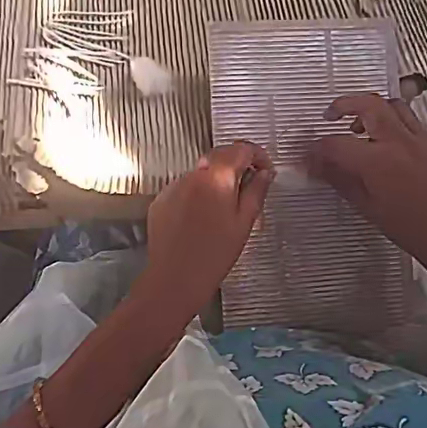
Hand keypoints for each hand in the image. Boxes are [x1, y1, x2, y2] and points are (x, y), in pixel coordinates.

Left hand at [142, 142, 274, 310]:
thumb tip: (265, 173)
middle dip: (237, 165)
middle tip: (251, 184)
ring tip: (225, 210)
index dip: (258, 155)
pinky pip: (184, 188)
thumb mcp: (244, 222)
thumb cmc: (213, 255)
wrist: (175, 278)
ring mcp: (173, 187)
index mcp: (216, 177)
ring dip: (216, 181)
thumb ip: (256, 191)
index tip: (265, 168)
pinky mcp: (161, 200)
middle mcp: (192, 176)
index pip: (241, 149)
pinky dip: (197, 195)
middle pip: (219, 156)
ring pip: (201, 173)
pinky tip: (202, 219)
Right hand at [310, 94, 426, 275]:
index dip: (317, 148)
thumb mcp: (366, 206)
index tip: (309, 154)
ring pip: (392, 105)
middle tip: (330, 116)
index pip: (337, 144)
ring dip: (371, 108)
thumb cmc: (410, 228)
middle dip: (343, 105)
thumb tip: (318, 166)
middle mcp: (399, 143)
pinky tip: (384, 138)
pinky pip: (410, 119)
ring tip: (358, 125)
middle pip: (368, 104)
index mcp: (378, 162)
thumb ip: (340, 180)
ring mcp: (420, 140)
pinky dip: (392, 119)